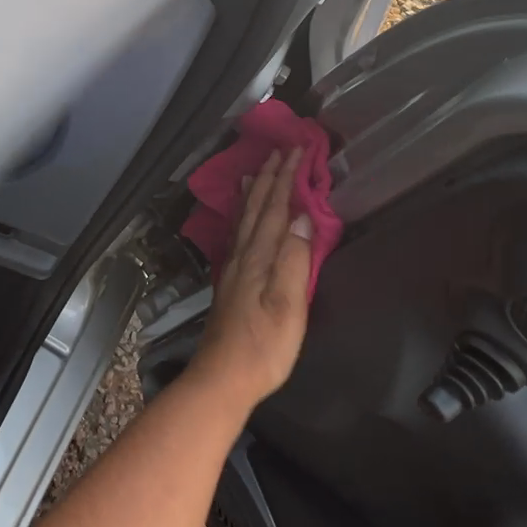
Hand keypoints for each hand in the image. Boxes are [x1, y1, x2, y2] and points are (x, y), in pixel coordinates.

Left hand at [190, 148, 314, 407]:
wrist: (224, 376)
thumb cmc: (264, 346)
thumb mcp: (290, 304)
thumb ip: (295, 259)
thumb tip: (302, 216)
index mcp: (259, 258)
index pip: (275, 209)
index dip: (285, 179)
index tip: (296, 150)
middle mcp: (242, 257)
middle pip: (256, 209)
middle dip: (269, 178)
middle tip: (279, 149)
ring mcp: (232, 270)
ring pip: (243, 220)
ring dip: (253, 193)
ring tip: (255, 171)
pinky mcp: (229, 284)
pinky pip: (237, 235)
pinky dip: (242, 217)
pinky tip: (241, 218)